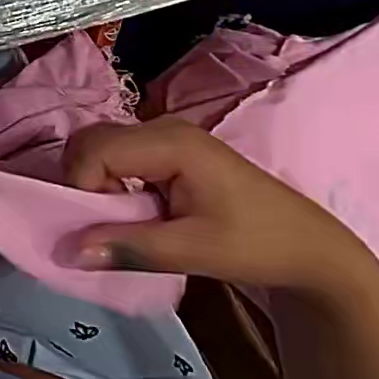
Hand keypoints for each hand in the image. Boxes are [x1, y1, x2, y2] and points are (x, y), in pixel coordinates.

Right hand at [65, 117, 373, 296]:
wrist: (309, 246)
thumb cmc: (257, 244)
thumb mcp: (195, 252)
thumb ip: (130, 247)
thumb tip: (69, 252)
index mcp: (171, 142)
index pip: (96, 149)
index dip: (81, 187)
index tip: (91, 229)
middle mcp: (162, 127)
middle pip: (92, 140)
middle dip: (83, 181)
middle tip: (99, 224)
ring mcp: (165, 135)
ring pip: (101, 146)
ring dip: (94, 183)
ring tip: (117, 221)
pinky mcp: (167, 150)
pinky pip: (118, 155)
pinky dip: (108, 181)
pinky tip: (130, 211)